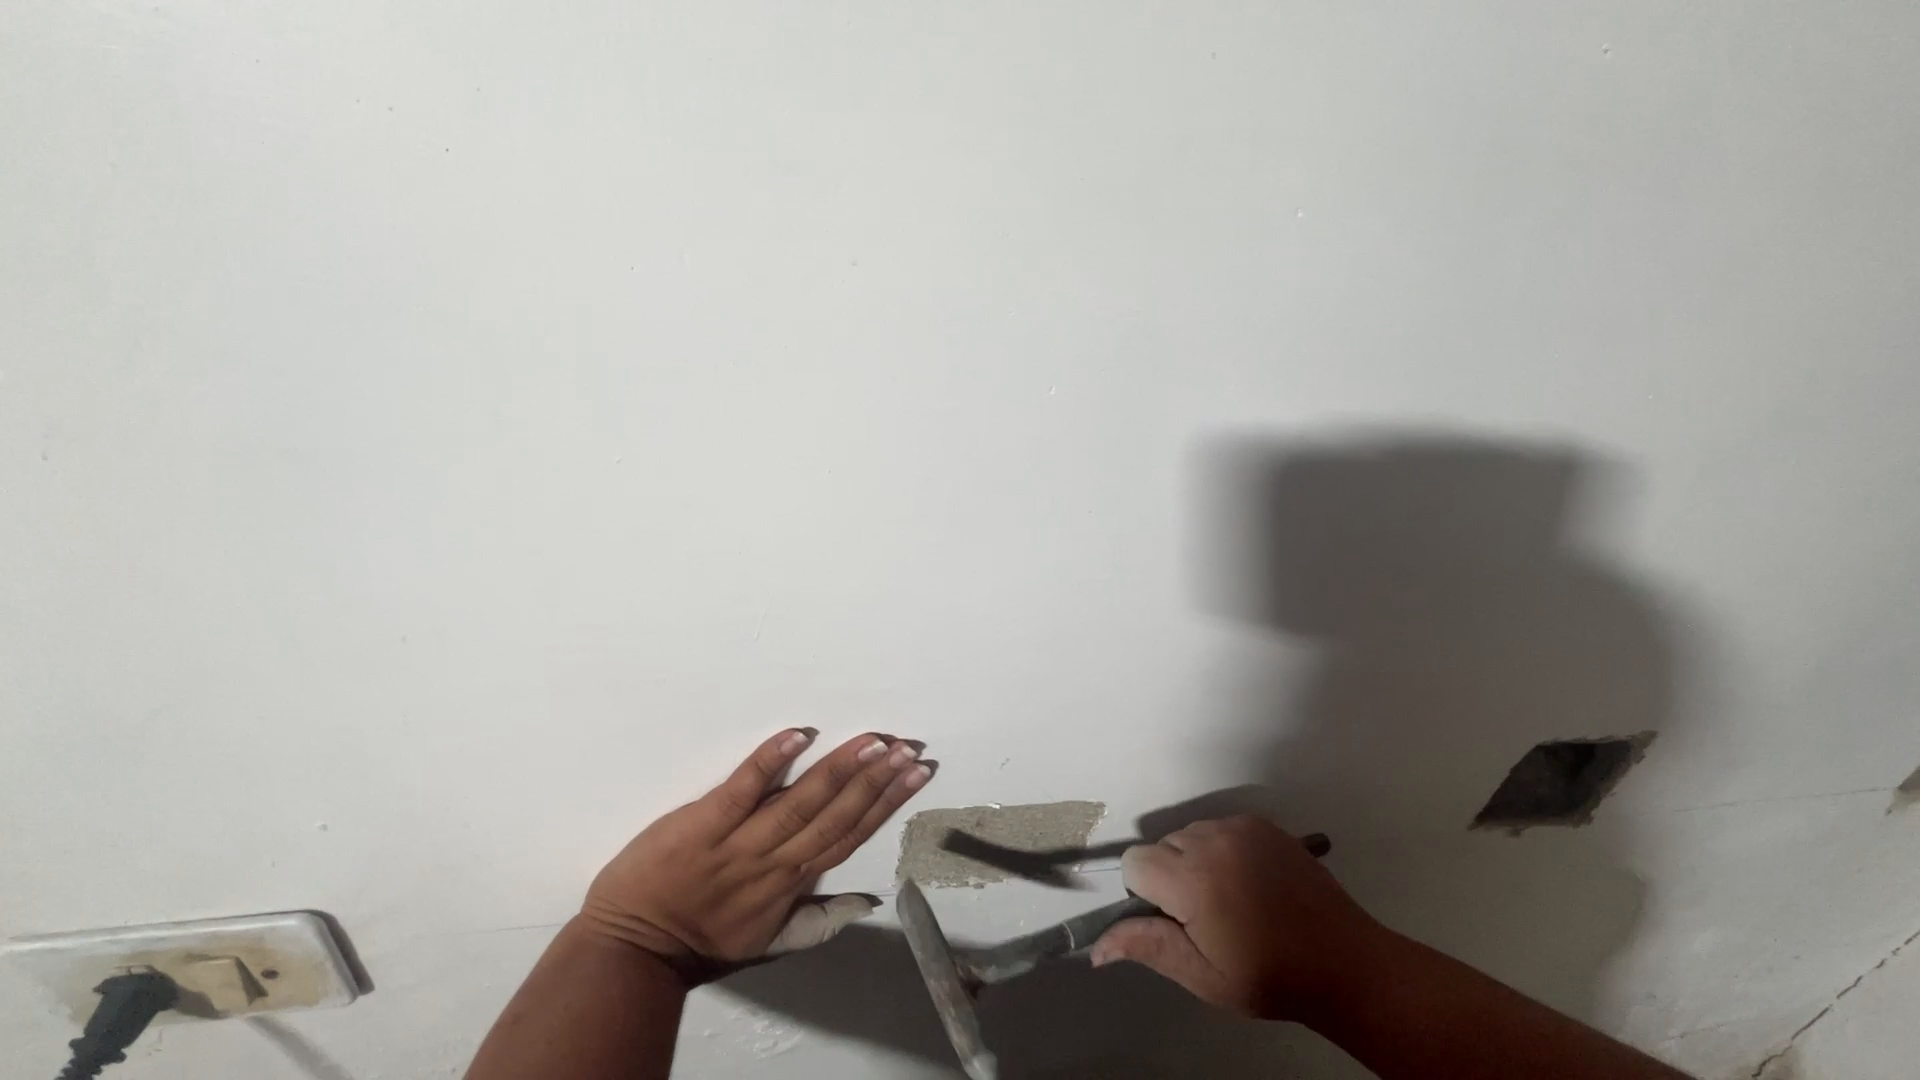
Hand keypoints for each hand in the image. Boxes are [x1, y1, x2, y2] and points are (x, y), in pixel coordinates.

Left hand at [578, 729, 932, 980]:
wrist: (631, 949)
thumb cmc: (700, 941)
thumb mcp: (767, 943)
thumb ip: (816, 920)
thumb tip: (868, 902)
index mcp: (792, 884)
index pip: (849, 836)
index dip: (886, 804)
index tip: (917, 774)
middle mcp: (775, 861)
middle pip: (835, 816)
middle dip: (876, 780)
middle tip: (908, 748)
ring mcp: (739, 841)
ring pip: (800, 802)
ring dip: (839, 770)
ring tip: (873, 742)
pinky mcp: (703, 823)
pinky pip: (742, 789)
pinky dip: (770, 763)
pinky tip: (798, 735)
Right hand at [1089, 816, 1383, 1021]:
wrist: (1346, 963)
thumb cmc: (1270, 976)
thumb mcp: (1203, 975)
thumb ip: (1148, 947)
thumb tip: (1097, 947)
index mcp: (1192, 879)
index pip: (1134, 862)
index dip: (1146, 894)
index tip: (1177, 921)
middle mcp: (1212, 841)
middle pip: (1161, 845)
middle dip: (1171, 876)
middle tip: (1206, 917)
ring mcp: (1241, 828)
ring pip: (1189, 834)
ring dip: (1195, 861)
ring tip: (1231, 899)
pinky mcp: (1264, 825)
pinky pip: (1219, 827)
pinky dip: (1222, 849)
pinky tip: (1249, 882)